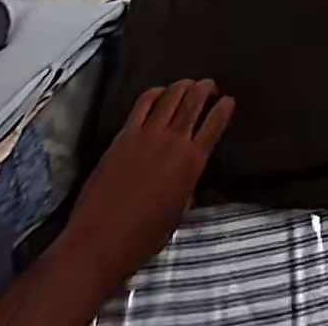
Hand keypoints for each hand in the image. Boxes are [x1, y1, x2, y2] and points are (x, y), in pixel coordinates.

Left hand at [67, 79, 234, 276]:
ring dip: (184, 85)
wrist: (98, 242)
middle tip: (210, 86)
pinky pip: (144, 103)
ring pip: (172, 95)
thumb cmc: (142, 237)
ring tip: (189, 85)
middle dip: (206, 87)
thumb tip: (191, 168)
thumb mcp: (179, 211)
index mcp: (192, 162)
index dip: (225, 107)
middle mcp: (173, 142)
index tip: (228, 101)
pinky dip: (156, 92)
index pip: (215, 123)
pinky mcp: (124, 135)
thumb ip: (190, 183)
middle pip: (195, 100)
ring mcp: (148, 135)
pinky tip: (160, 93)